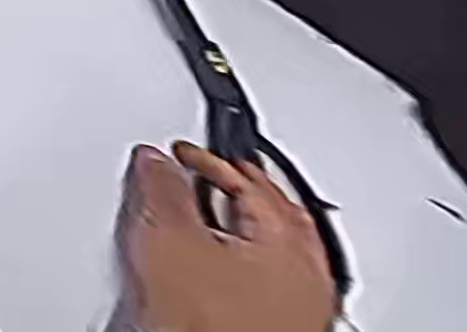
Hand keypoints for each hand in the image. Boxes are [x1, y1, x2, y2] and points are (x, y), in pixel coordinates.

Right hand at [118, 142, 337, 331]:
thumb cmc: (206, 316)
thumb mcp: (168, 230)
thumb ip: (161, 187)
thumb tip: (157, 160)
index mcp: (291, 251)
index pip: (253, 187)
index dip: (211, 161)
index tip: (182, 152)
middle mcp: (308, 280)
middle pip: (278, 217)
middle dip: (240, 188)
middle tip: (206, 168)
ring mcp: (298, 308)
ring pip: (273, 247)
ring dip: (240, 218)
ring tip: (201, 203)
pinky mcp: (276, 323)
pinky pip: (264, 273)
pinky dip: (239, 249)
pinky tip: (211, 250)